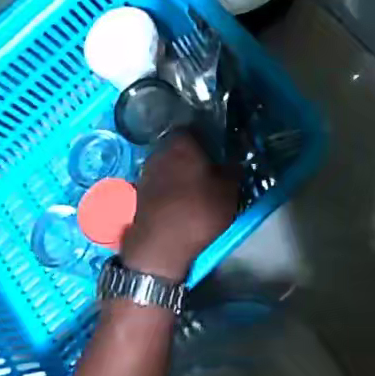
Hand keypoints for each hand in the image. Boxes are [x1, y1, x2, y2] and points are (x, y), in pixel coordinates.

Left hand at [119, 133, 237, 280]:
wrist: (161, 246)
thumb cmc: (199, 211)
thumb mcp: (229, 190)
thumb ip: (233, 170)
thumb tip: (234, 162)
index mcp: (182, 142)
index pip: (198, 128)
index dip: (211, 137)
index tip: (221, 150)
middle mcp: (160, 150)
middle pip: (181, 146)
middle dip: (195, 155)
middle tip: (212, 169)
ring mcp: (146, 172)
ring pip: (169, 165)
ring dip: (181, 172)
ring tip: (198, 188)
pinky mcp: (140, 193)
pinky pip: (161, 183)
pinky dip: (171, 188)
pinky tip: (182, 201)